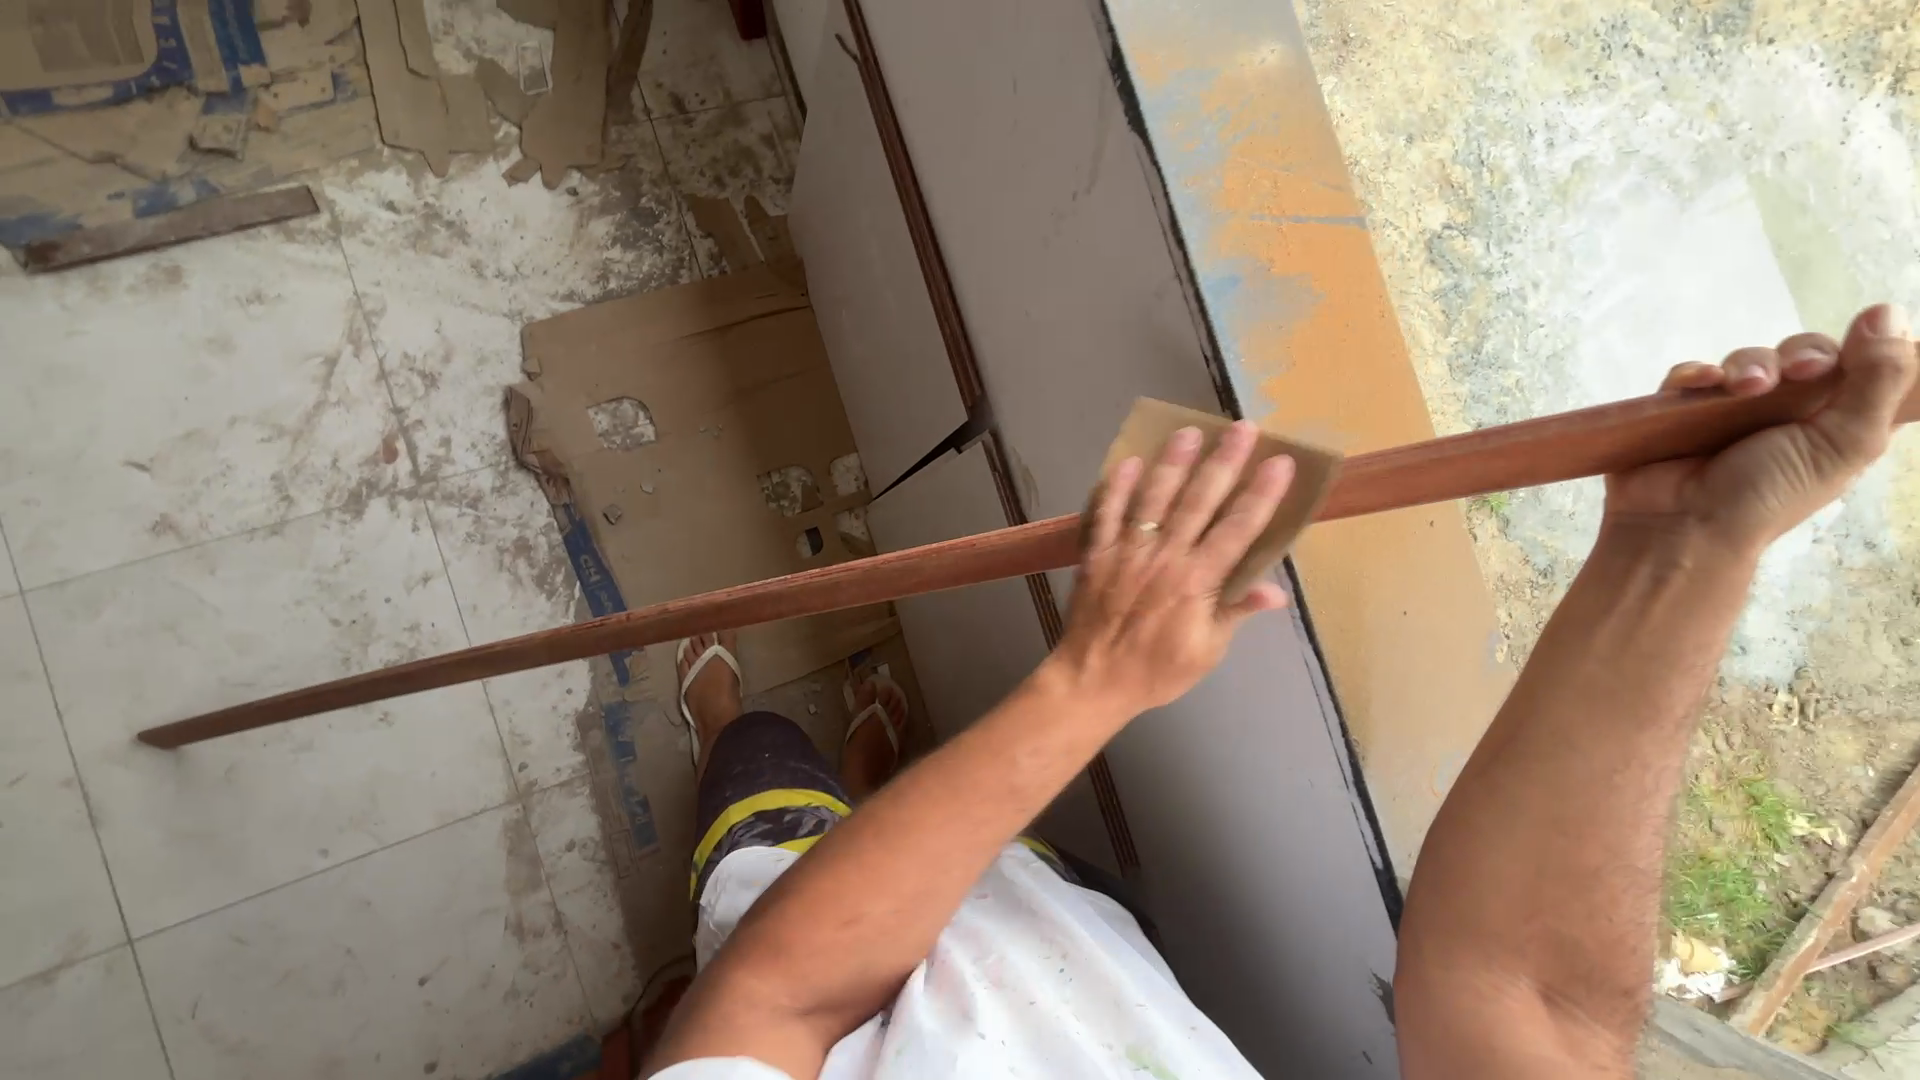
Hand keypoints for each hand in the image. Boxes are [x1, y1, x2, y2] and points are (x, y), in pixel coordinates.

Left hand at [1044, 420, 1295, 716]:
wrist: (1093, 680)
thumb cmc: (1156, 671)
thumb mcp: (1206, 651)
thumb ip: (1235, 613)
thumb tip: (1275, 591)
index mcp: (1197, 581)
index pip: (1237, 528)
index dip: (1261, 494)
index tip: (1279, 462)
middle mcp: (1164, 557)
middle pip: (1199, 501)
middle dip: (1223, 463)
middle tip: (1241, 428)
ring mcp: (1126, 552)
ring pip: (1152, 499)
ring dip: (1171, 463)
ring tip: (1187, 431)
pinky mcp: (1096, 554)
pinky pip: (1104, 514)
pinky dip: (1114, 487)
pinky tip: (1126, 461)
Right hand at [1605, 303, 1916, 556]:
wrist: (1683, 522)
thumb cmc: (1769, 493)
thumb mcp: (1846, 440)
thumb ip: (1880, 378)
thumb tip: (1887, 310)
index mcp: (1835, 419)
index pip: (1864, 367)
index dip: (1869, 348)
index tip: (1865, 343)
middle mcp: (1784, 410)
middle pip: (1804, 353)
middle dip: (1804, 352)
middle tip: (1800, 372)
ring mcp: (1727, 410)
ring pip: (1746, 359)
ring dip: (1749, 364)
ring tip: (1743, 388)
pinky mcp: (1677, 411)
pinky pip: (1689, 375)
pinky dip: (1695, 373)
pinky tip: (1703, 383)